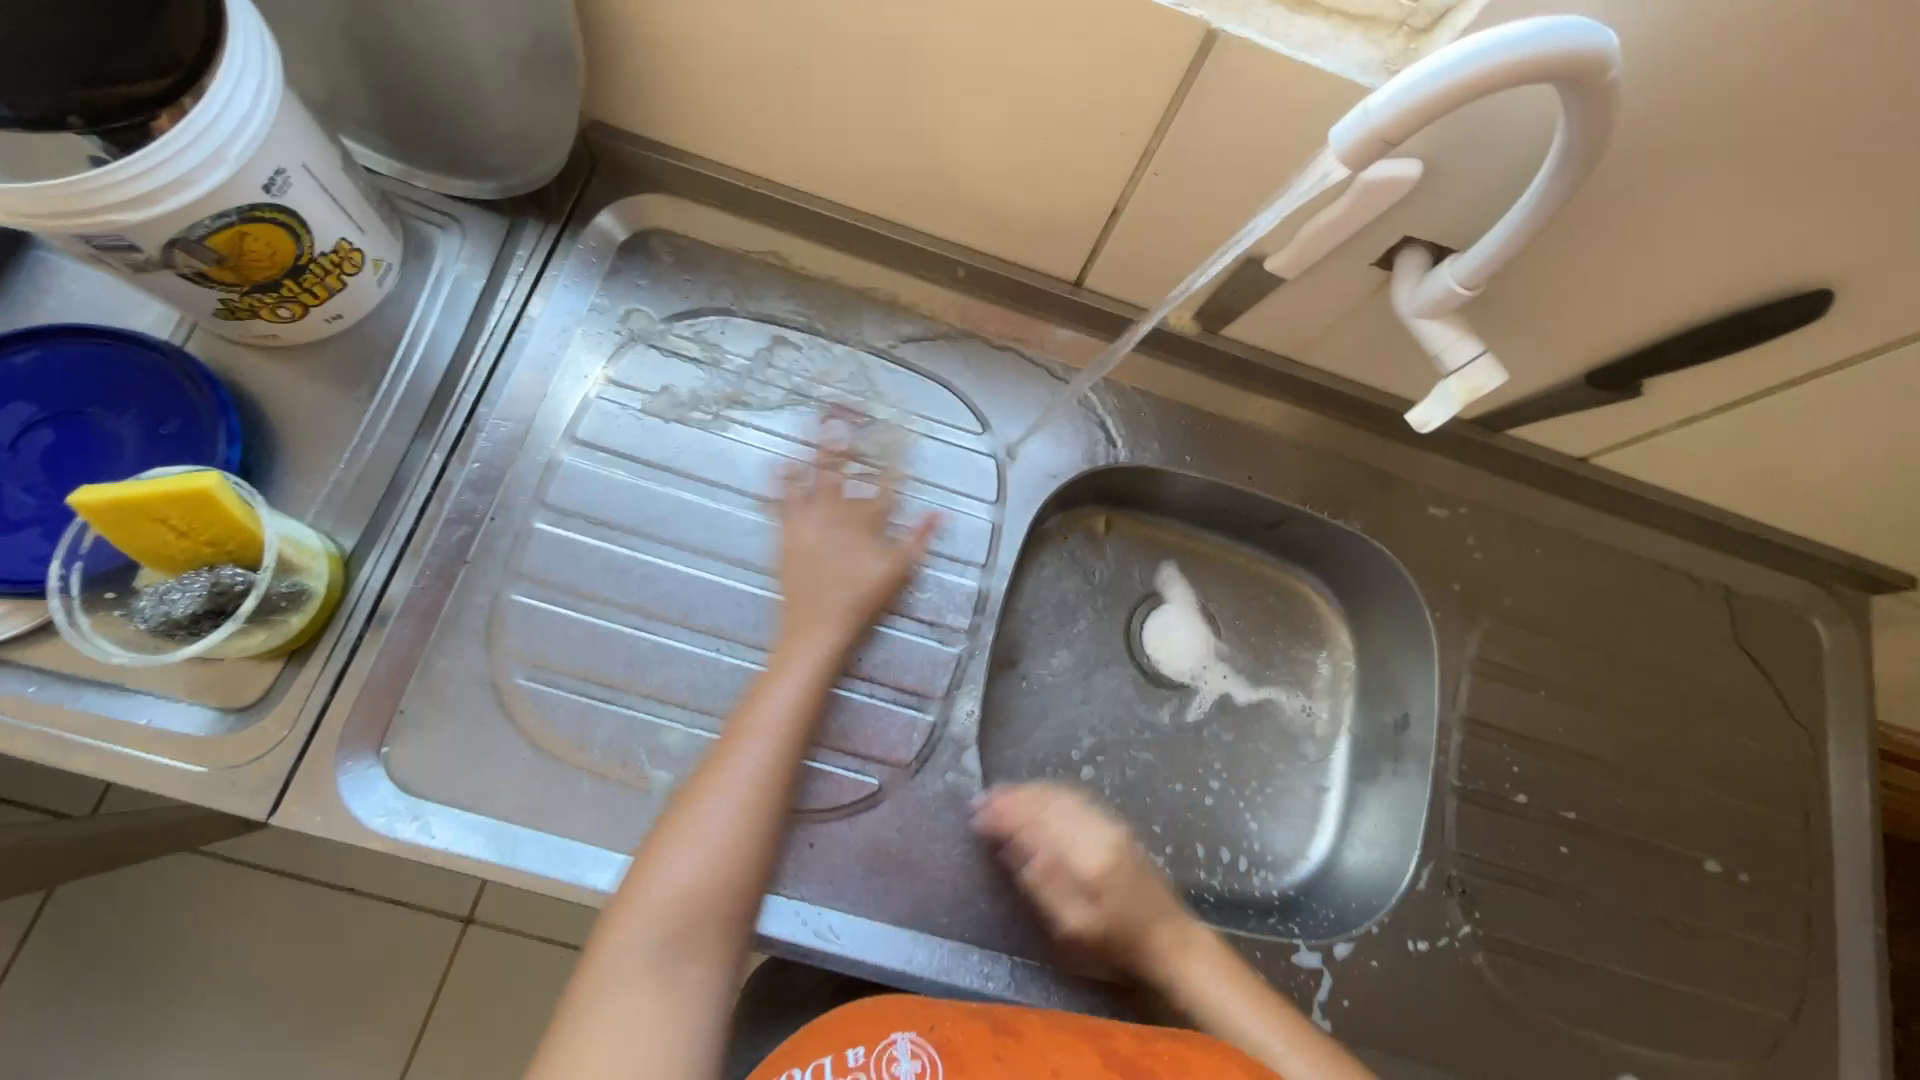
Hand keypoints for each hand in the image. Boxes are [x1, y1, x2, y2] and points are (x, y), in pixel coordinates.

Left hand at [776, 431, 938, 655]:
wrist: (816, 627)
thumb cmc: (862, 600)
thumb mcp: (898, 571)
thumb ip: (919, 538)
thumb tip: (940, 513)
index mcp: (865, 521)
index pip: (884, 485)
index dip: (893, 463)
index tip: (900, 441)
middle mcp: (835, 513)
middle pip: (842, 469)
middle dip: (845, 440)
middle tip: (845, 413)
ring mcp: (807, 521)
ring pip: (810, 477)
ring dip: (812, 449)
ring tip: (812, 422)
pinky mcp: (786, 533)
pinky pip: (781, 500)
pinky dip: (780, 480)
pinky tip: (778, 462)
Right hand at [972, 782, 1200, 978]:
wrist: (1168, 938)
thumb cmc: (1115, 944)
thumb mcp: (1071, 926)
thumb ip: (1039, 883)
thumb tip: (1009, 847)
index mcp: (1086, 857)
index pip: (1035, 821)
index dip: (1003, 814)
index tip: (976, 815)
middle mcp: (1098, 829)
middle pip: (1047, 800)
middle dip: (1011, 797)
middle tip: (981, 800)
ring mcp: (1110, 821)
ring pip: (1061, 793)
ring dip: (1027, 791)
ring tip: (999, 795)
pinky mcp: (1115, 822)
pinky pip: (1075, 795)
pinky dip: (1048, 792)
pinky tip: (1033, 797)